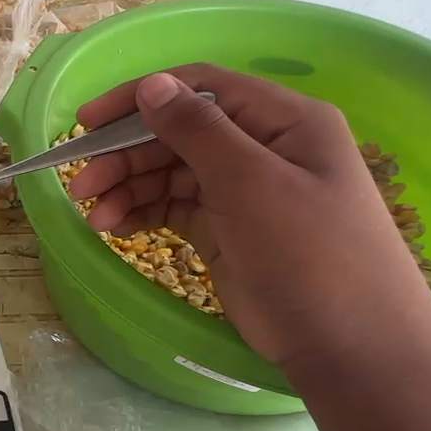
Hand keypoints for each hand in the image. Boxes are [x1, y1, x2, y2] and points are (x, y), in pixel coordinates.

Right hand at [64, 64, 430, 370]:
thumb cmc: (310, 254)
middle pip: (176, 134)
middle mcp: (261, 148)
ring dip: (127, 190)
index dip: (139, 98)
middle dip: (124, 157)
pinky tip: (116, 229)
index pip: (199, 89)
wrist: (349, 345)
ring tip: (94, 221)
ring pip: (168, 172)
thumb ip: (197, 131)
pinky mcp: (226, 228)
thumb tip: (152, 85)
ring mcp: (243, 190)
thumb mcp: (250, 184)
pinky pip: (173, 206)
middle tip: (80, 188)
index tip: (85, 124)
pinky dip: (141, 213)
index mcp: (282, 121)